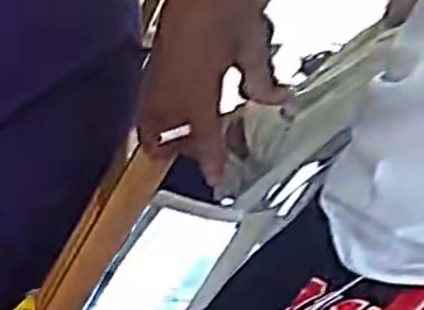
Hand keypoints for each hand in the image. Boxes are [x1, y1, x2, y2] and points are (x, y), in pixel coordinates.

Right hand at [138, 0, 288, 186]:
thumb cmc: (225, 8)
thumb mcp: (253, 43)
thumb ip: (260, 79)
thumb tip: (277, 100)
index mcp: (194, 96)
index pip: (204, 139)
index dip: (212, 161)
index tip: (216, 179)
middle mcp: (166, 101)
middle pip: (168, 143)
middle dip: (186, 148)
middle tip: (208, 144)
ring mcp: (151, 92)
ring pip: (153, 132)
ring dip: (170, 136)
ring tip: (190, 128)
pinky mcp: (147, 81)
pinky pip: (149, 114)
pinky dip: (162, 119)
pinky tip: (179, 107)